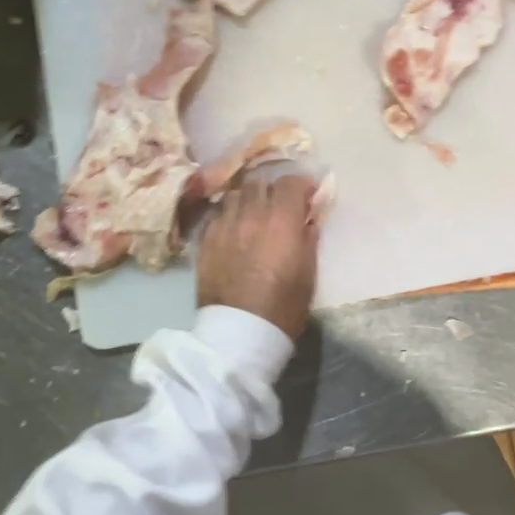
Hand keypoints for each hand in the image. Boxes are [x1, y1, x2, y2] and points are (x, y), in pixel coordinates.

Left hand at [197, 175, 318, 339]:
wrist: (238, 332)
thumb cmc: (282, 306)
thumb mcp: (308, 273)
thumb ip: (309, 239)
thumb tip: (308, 220)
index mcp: (282, 221)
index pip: (290, 182)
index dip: (302, 185)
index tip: (308, 195)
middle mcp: (251, 214)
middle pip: (260, 182)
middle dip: (272, 190)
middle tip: (280, 205)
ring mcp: (224, 225)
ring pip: (234, 194)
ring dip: (247, 199)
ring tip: (253, 214)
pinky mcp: (205, 239)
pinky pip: (217, 214)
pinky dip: (229, 215)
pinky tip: (233, 230)